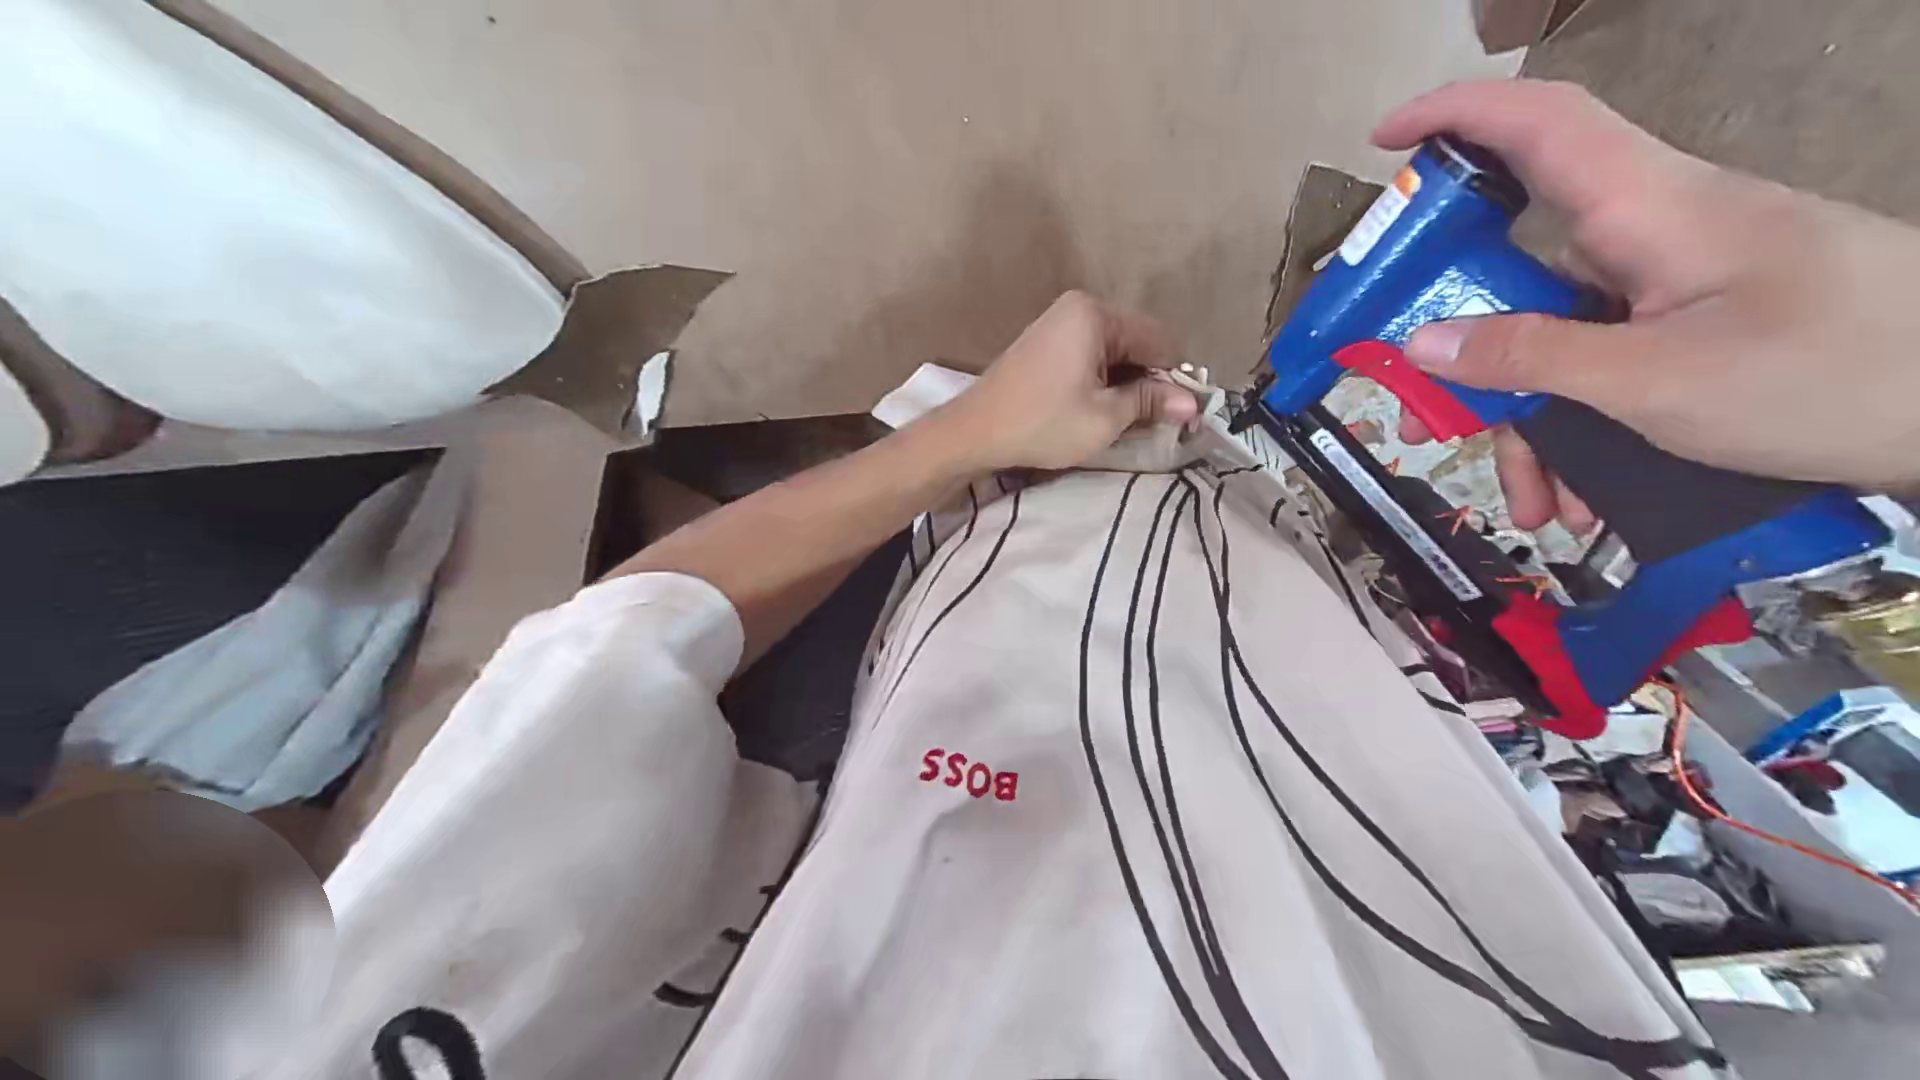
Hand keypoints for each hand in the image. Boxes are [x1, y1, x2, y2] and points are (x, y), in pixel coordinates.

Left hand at [929, 291, 1199, 470]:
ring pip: (1113, 351)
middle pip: (1136, 341)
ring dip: (1124, 382)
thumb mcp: (1104, 418)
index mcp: (1095, 314)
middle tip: (1153, 420)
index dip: (1175, 377)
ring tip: (1124, 419)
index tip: (1182, 413)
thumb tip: (1194, 403)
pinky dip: (1101, 380)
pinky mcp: (1044, 344)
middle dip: (1148, 379)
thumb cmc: (1041, 424)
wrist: (973, 433)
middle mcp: (1077, 308)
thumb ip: (1150, 402)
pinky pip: (1089, 356)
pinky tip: (1098, 408)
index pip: (1159, 339)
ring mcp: (1057, 324)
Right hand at [1374, 78, 1919, 526]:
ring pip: (1544, 339)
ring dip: (1519, 421)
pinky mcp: (1673, 329)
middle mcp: (1645, 239)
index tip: (1385, 142)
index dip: (1456, 118)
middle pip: (1511, 267)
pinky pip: (1587, 372)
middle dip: (1452, 343)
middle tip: (1410, 402)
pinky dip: (1569, 435)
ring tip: (1522, 495)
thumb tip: (1422, 344)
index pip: (1543, 127)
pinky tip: (1571, 496)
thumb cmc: (1840, 379)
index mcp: (1651, 213)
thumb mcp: (1658, 381)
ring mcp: (1658, 289)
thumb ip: (1531, 358)